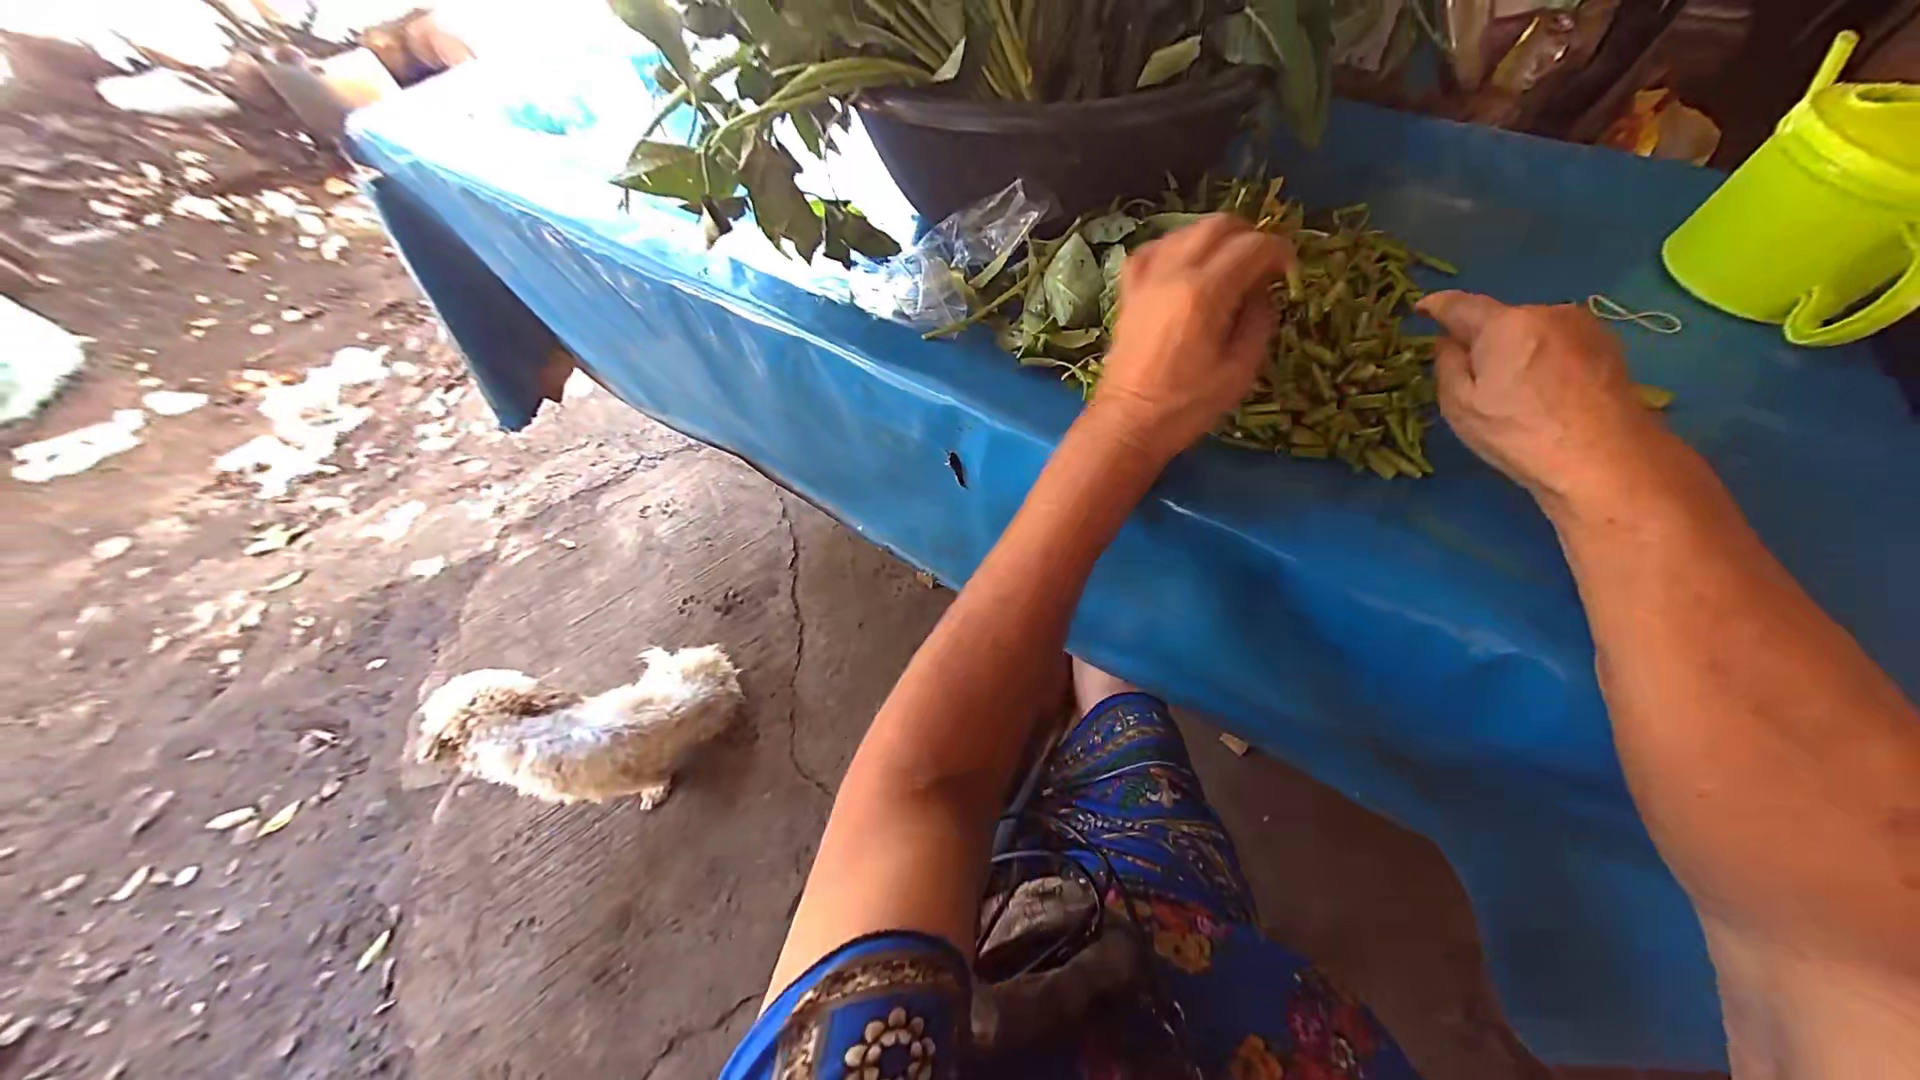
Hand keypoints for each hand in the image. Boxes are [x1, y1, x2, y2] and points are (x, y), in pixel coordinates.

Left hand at [1089, 215, 1294, 460]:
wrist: (1127, 424)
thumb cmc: (1184, 407)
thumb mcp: (1239, 371)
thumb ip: (1259, 321)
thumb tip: (1263, 292)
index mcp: (1204, 293)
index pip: (1253, 246)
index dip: (1279, 252)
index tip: (1287, 271)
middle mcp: (1172, 275)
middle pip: (1217, 225)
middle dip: (1249, 236)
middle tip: (1261, 263)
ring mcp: (1144, 283)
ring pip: (1184, 232)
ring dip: (1212, 239)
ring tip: (1227, 265)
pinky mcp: (1127, 295)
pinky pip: (1150, 252)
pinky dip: (1173, 249)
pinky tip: (1184, 266)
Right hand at [1419, 291, 1678, 511]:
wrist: (1604, 457)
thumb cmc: (1518, 431)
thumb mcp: (1460, 404)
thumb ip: (1447, 365)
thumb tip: (1447, 342)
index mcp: (1505, 324)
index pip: (1460, 304)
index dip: (1436, 305)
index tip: (1421, 310)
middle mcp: (1547, 312)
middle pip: (1499, 319)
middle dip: (1478, 336)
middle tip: (1463, 368)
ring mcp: (1583, 326)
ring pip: (1529, 330)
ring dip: (1510, 347)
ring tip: (1504, 384)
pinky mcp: (1606, 344)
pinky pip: (1555, 341)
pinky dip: (1538, 356)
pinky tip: (1537, 388)